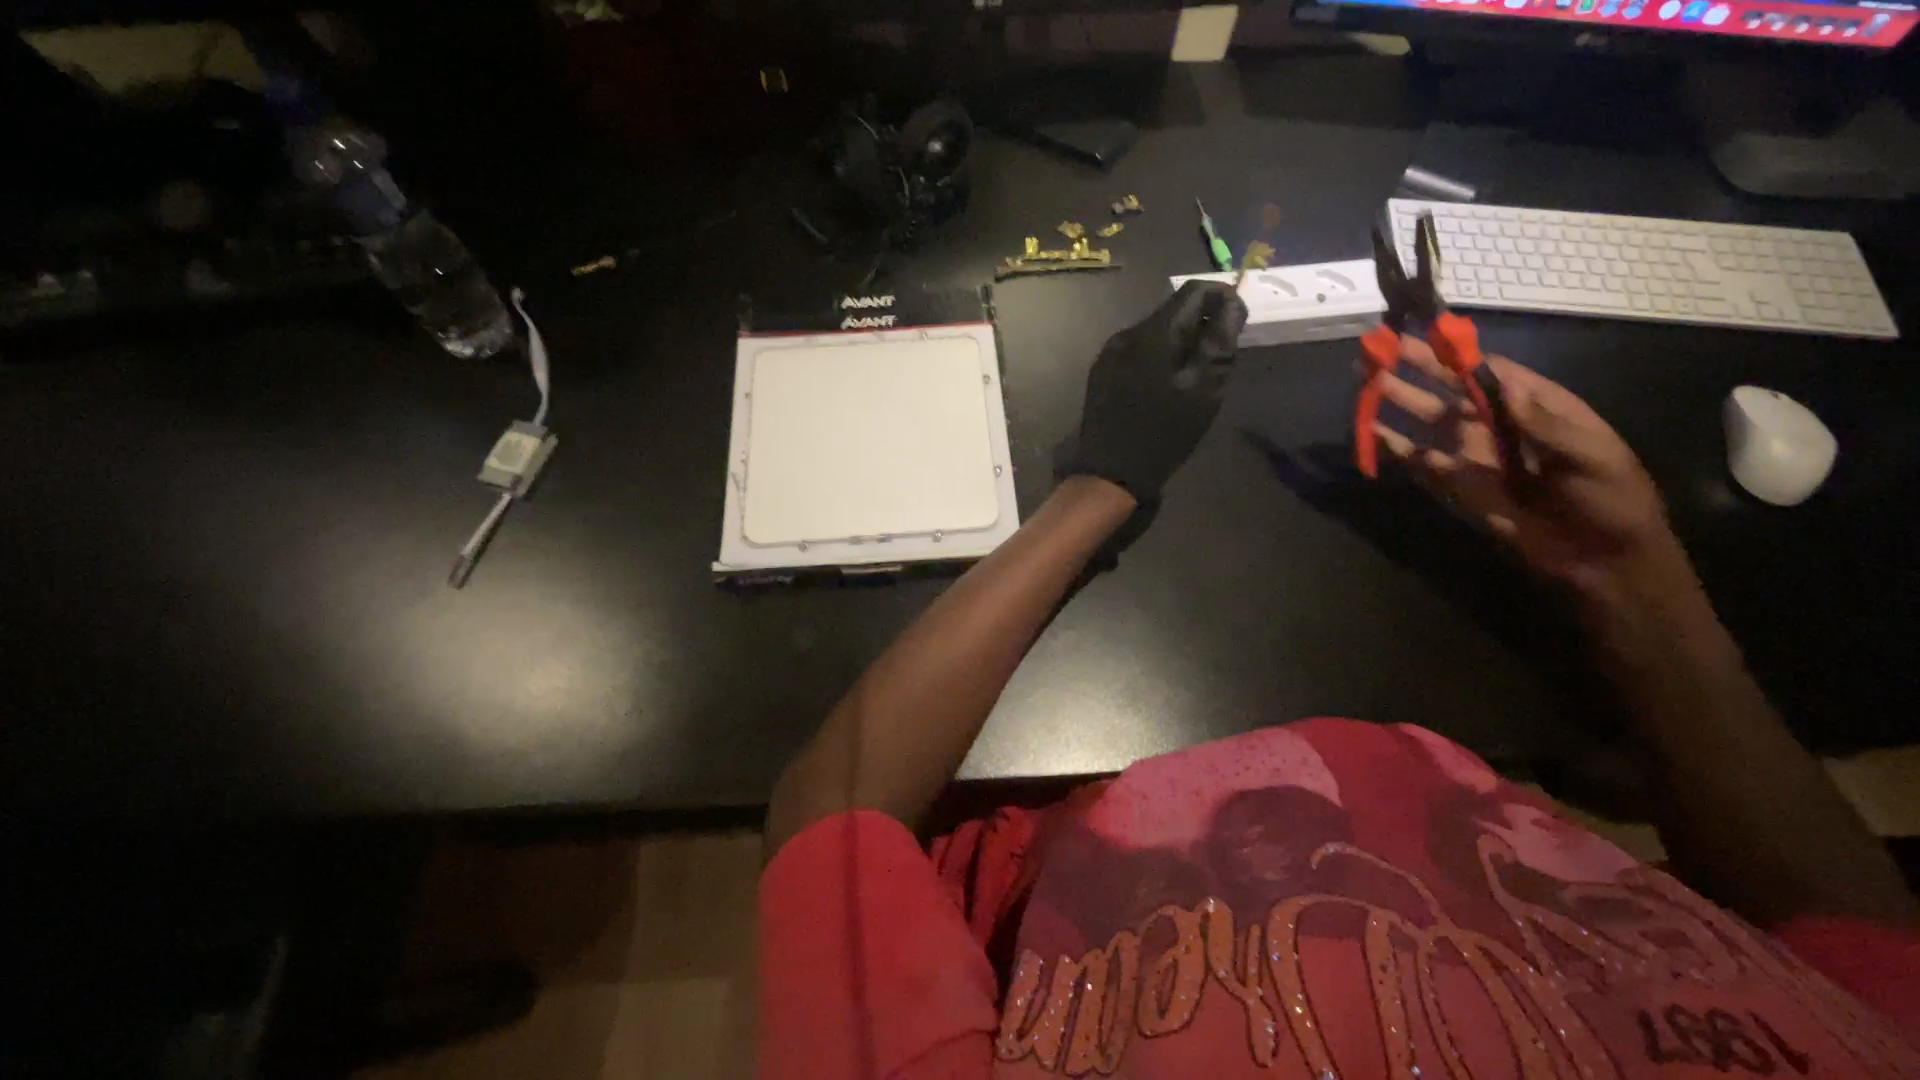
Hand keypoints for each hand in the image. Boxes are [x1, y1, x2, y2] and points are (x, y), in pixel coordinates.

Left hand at [1067, 281, 1247, 505]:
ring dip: (1179, 341)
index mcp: (1153, 333)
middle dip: (1202, 323)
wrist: (1111, 471)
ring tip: (1195, 373)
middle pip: (1173, 311)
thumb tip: (1233, 302)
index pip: (1194, 291)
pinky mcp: (1101, 372)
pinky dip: (1159, 357)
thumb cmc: (1164, 433)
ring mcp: (1109, 353)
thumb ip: (1220, 341)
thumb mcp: (1205, 389)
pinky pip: (1138, 351)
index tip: (1238, 321)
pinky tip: (1165, 385)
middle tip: (1221, 354)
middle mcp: (1126, 333)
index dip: (1222, 297)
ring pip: (1155, 332)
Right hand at [1370, 335, 1683, 598]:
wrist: (1601, 562)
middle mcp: (1501, 426)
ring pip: (1431, 422)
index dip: (1458, 353)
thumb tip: (1504, 387)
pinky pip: (1422, 464)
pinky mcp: (1458, 488)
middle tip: (1380, 350)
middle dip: (1417, 370)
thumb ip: (1545, 424)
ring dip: (1401, 403)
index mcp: (1539, 409)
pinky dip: (1397, 450)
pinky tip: (1374, 434)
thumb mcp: (1593, 456)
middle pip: (1452, 391)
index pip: (1492, 372)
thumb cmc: (1612, 501)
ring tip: (1367, 384)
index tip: (1426, 335)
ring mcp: (1476, 457)